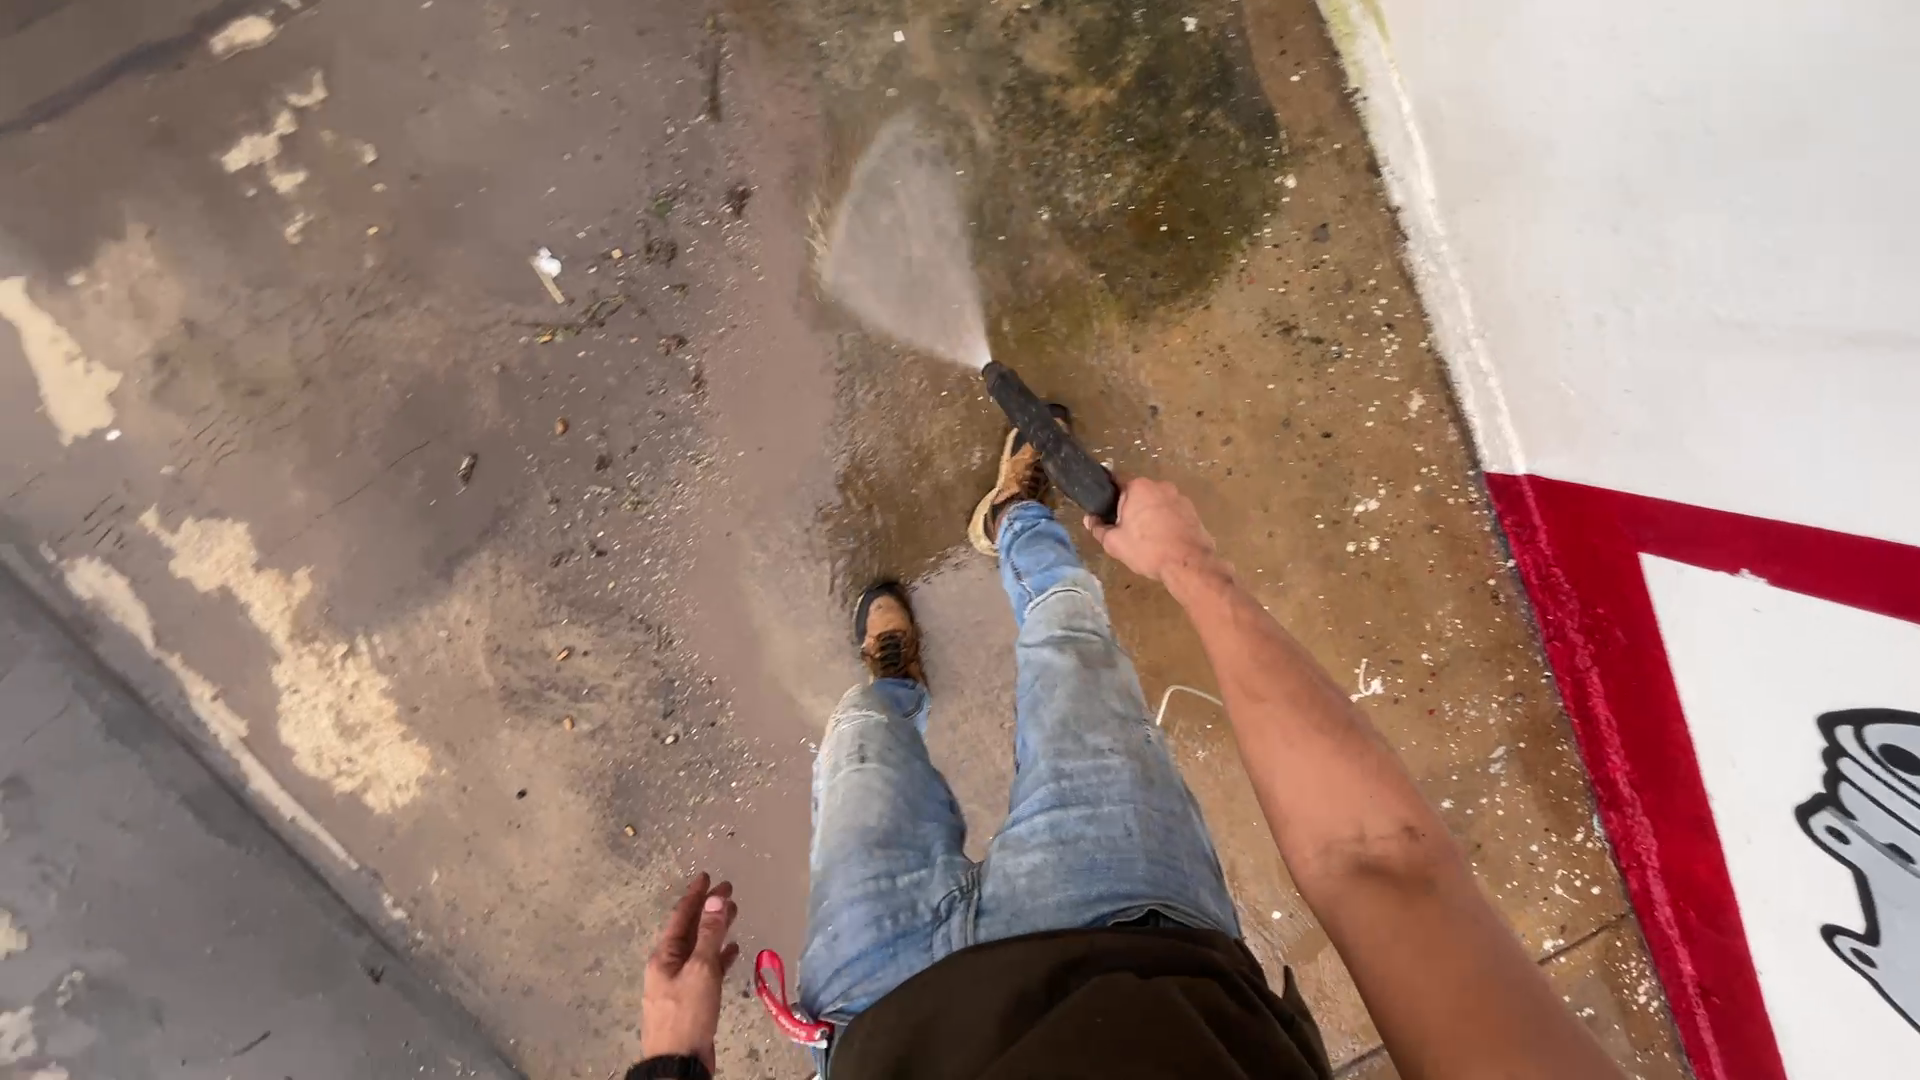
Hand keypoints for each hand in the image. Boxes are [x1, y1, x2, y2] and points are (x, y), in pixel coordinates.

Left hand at [639, 872, 739, 1070]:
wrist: (678, 1064)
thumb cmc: (687, 1013)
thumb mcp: (700, 969)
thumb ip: (709, 934)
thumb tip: (715, 899)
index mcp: (664, 956)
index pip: (681, 916)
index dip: (695, 895)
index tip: (706, 875)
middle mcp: (669, 966)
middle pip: (690, 930)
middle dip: (708, 909)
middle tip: (728, 890)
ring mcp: (680, 984)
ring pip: (700, 948)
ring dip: (716, 930)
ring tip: (734, 914)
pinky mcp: (692, 1000)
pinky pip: (706, 969)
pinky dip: (719, 956)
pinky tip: (733, 950)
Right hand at [1084, 476, 1223, 584]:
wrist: (1187, 564)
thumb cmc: (1147, 549)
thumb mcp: (1114, 542)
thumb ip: (1098, 528)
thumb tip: (1090, 519)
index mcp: (1138, 487)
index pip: (1116, 483)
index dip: (1109, 500)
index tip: (1107, 515)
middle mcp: (1160, 485)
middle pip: (1138, 494)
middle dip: (1131, 510)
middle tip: (1126, 532)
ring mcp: (1180, 497)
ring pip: (1156, 504)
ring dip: (1150, 516)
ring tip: (1148, 540)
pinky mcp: (1193, 511)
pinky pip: (1172, 514)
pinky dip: (1166, 523)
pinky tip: (1165, 541)